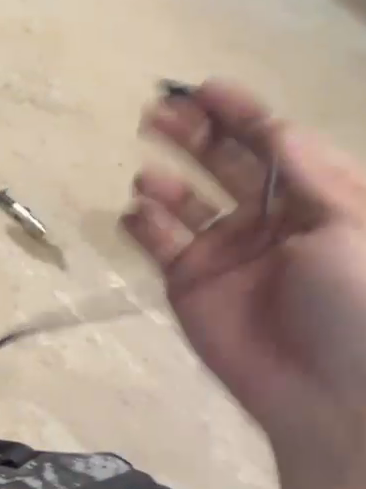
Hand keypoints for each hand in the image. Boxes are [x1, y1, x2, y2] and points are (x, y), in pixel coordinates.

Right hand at [123, 80, 365, 454]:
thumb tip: (276, 128)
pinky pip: (154, 236)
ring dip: (164, 177)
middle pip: (226, 163)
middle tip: (159, 110)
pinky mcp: (187, 276)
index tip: (205, 88)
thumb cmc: (363, 308)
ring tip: (151, 178)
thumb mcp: (356, 233)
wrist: (339, 400)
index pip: (281, 148)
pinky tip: (145, 217)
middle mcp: (275, 221)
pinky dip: (143, 219)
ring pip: (184, 195)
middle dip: (194, 133)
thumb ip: (312, 177)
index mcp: (326, 208)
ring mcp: (228, 249)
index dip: (246, 115)